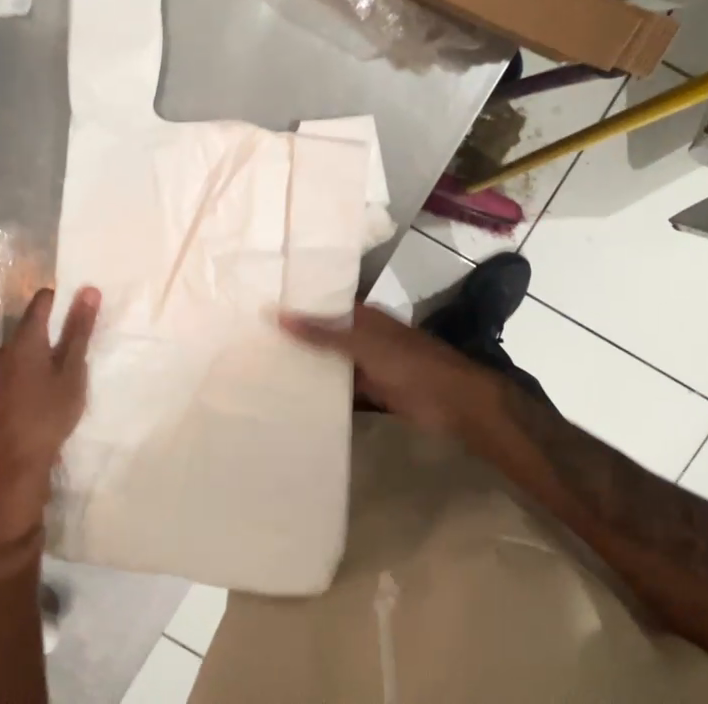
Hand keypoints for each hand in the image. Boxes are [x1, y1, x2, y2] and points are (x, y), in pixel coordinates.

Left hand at [0, 287, 99, 515]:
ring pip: (28, 344)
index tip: (85, 305)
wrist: (18, 462)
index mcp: (24, 338)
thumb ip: (79, 330)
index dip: (64, 297)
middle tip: (85, 331)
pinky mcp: (2, 390)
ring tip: (74, 356)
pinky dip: (40, 362)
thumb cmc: (49, 412)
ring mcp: (1, 371)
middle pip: (33, 321)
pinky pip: (23, 363)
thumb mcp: (72, 370)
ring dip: (49, 344)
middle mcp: (7, 349)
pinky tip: (54, 380)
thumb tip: (88, 289)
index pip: (42, 300)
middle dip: (58, 321)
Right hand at [279, 304, 500, 436]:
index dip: (299, 306)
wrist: (454, 403)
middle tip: (253, 342)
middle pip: (327, 336)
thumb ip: (323, 334)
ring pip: (333, 364)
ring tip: (264, 370)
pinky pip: (343, 390)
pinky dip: (325, 393)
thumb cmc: (410, 364)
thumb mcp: (363, 345)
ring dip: (310, 368)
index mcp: (365, 317)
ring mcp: (370, 366)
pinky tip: (296, 398)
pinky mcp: (374, 393)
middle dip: (299, 339)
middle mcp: (365, 338)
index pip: (326, 305)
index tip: (262, 308)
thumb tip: (278, 315)